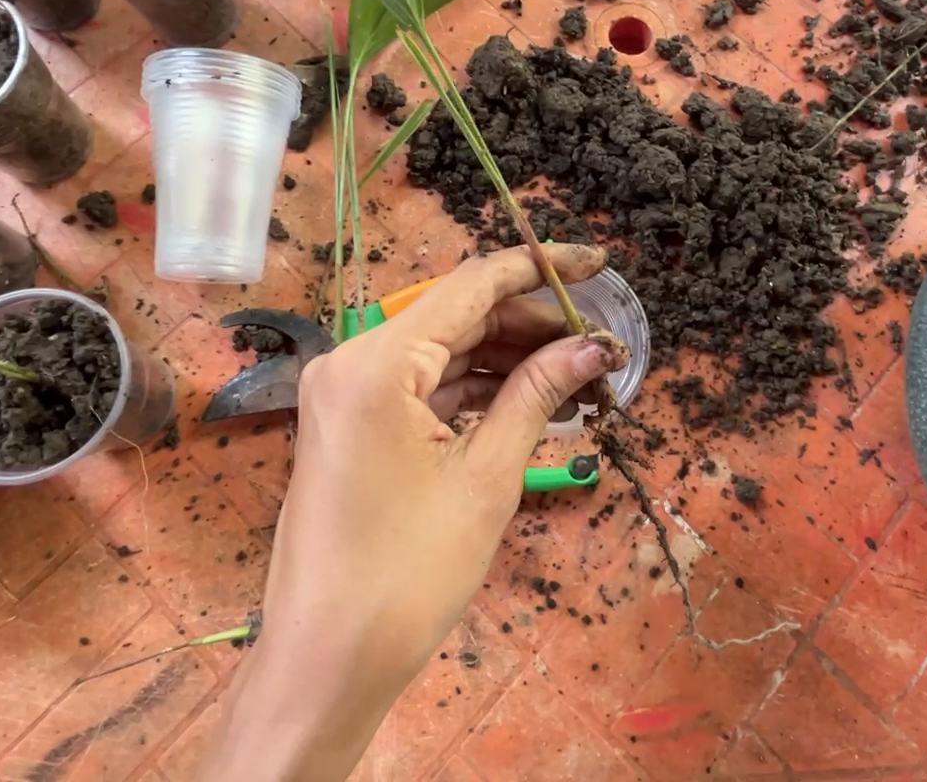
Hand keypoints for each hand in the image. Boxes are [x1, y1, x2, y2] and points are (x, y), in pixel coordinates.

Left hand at [209, 243, 627, 780]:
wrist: (328, 662)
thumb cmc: (411, 572)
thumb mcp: (488, 475)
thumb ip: (537, 392)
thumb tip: (592, 345)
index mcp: (377, 361)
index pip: (471, 285)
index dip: (539, 268)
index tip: (595, 264)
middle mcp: (353, 359)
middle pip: (459, 316)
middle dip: (532, 327)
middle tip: (599, 347)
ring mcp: (349, 391)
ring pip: (446, 351)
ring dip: (510, 360)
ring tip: (578, 379)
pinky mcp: (355, 421)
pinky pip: (426, 386)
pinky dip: (477, 390)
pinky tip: (532, 401)